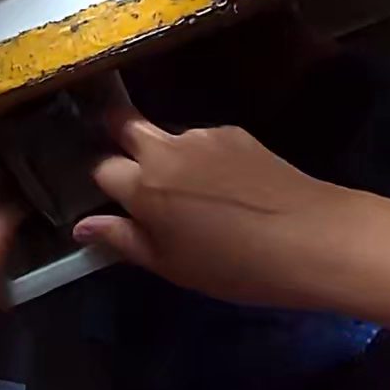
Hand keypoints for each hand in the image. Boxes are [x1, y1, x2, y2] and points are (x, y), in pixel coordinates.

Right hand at [72, 89, 362, 307]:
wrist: (305, 234)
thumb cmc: (231, 264)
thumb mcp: (171, 265)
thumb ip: (124, 239)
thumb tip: (84, 225)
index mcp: (145, 185)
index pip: (102, 167)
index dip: (104, 179)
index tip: (112, 193)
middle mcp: (168, 149)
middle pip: (128, 125)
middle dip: (121, 134)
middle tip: (134, 165)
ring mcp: (204, 135)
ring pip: (171, 137)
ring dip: (171, 154)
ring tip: (198, 191)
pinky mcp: (235, 131)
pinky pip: (205, 141)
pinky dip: (204, 157)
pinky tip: (228, 185)